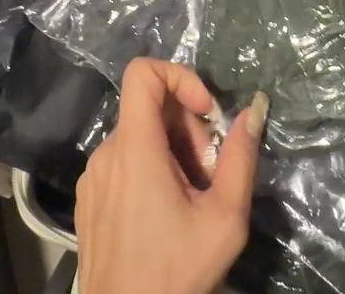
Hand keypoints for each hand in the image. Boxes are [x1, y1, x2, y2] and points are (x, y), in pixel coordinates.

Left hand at [76, 59, 265, 293]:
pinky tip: (167, 211)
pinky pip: (123, 161)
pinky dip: (151, 169)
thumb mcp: (225, 217)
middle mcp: (106, 154)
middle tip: (209, 170)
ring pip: (139, 136)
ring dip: (172, 151)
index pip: (143, 72)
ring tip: (192, 196)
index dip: (180, 76)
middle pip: (150, 108)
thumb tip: (255, 109)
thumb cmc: (176, 272)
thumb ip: (241, 156)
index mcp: (134, 149)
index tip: (206, 112)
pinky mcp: (89, 200)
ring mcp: (93, 178)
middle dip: (188, 127)